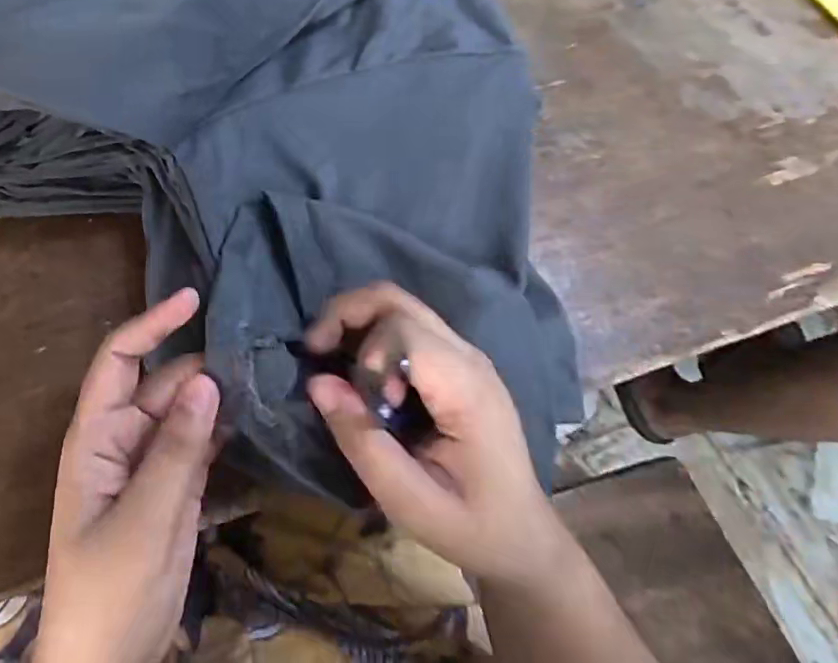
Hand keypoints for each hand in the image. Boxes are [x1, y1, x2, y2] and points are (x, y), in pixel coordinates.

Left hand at [40, 288, 220, 662]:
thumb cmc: (109, 590)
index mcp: (97, 435)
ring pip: (186, 409)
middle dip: (201, 361)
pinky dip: (224, 425)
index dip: (152, 324)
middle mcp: (124, 437)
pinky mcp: (176, 485)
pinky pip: (200, 441)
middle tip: (257, 345)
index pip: (120, 359)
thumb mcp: (144, 519)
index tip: (193, 299)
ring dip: (219, 391)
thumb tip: (208, 379)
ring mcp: (152, 462)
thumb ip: (176, 449)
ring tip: (266, 368)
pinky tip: (257, 410)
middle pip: (163, 382)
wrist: (109, 662)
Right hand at [305, 283, 564, 586]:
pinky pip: (405, 325)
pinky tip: (360, 373)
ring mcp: (462, 354)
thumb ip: (362, 440)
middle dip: (346, 313)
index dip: (367, 351)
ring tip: (330, 359)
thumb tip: (316, 382)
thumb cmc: (470, 526)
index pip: (404, 328)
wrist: (522, 537)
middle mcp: (466, 356)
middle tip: (315, 350)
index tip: (355, 398)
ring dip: (356, 322)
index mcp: (465, 388)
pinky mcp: (454, 361)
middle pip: (396, 299)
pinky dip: (371, 334)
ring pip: (397, 305)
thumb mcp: (409, 501)